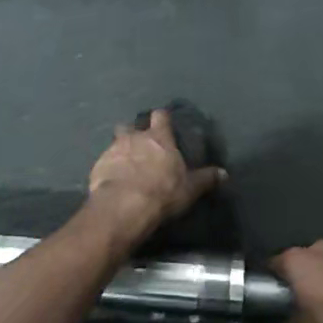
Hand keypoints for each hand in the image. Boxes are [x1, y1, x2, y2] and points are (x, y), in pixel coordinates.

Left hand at [86, 108, 225, 236]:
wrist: (124, 206)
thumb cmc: (162, 192)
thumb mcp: (190, 188)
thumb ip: (206, 178)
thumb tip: (224, 173)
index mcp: (158, 138)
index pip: (161, 116)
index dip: (162, 118)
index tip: (163, 122)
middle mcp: (134, 137)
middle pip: (130, 125)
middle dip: (133, 132)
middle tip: (139, 145)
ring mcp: (113, 150)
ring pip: (115, 142)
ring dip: (120, 150)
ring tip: (125, 165)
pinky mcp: (97, 166)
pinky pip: (103, 162)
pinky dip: (108, 168)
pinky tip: (112, 181)